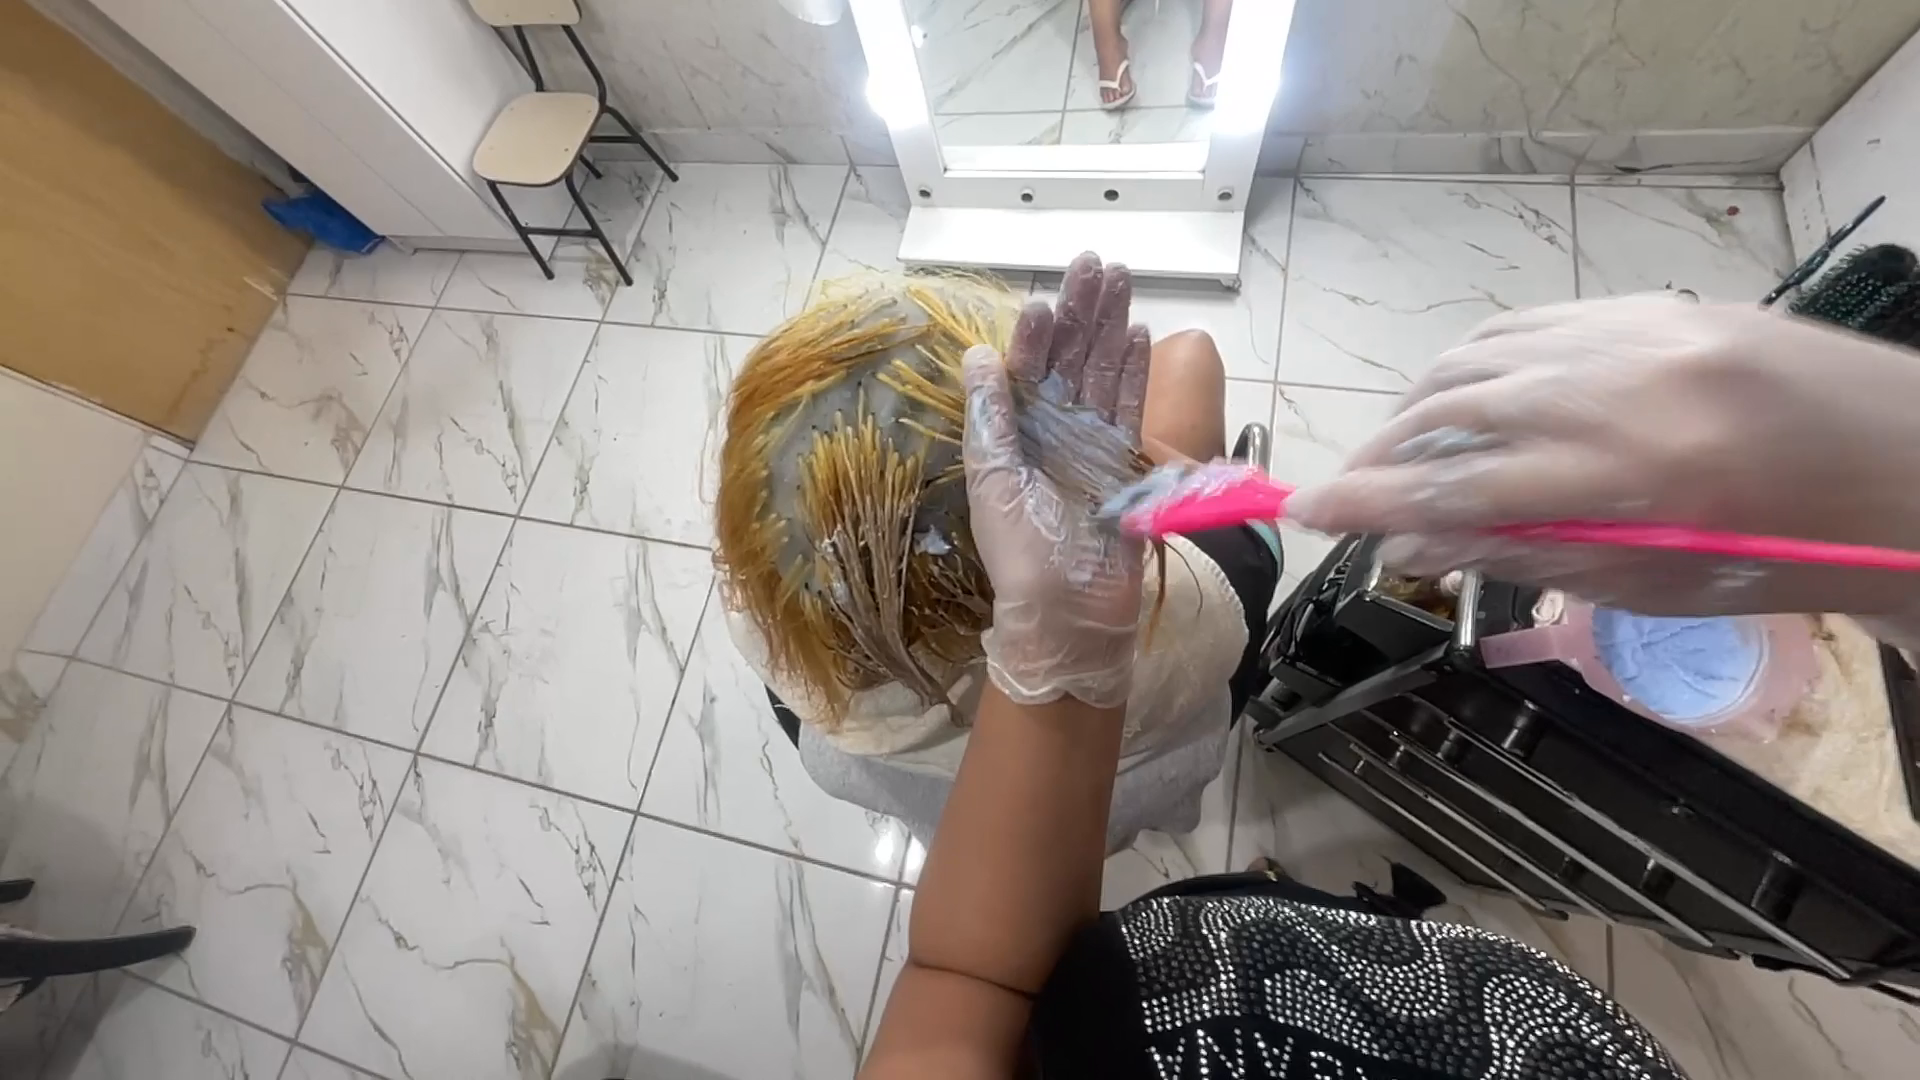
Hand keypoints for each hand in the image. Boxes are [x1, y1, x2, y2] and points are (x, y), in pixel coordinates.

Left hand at [964, 253, 1150, 706]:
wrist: (1070, 611)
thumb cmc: (1022, 552)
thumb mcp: (993, 480)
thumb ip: (989, 417)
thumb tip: (976, 353)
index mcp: (1014, 435)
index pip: (1026, 371)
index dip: (1035, 335)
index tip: (1045, 299)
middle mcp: (1053, 432)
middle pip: (1069, 362)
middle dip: (1081, 313)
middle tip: (1094, 265)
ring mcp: (1092, 444)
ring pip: (1103, 374)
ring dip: (1110, 328)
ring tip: (1120, 281)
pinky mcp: (1125, 462)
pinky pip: (1130, 408)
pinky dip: (1134, 373)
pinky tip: (1136, 335)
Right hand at [1285, 296, 1919, 616]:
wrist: (1916, 466)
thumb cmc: (1773, 553)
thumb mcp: (1638, 579)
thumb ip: (1510, 553)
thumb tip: (1403, 546)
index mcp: (1631, 478)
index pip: (1456, 486)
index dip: (1366, 501)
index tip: (1302, 511)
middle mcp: (1622, 389)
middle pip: (1446, 416)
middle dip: (1377, 457)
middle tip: (1350, 490)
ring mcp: (1634, 333)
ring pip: (1467, 364)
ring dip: (1409, 412)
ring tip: (1395, 449)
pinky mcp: (1646, 305)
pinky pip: (1513, 329)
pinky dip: (1460, 370)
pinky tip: (1451, 400)